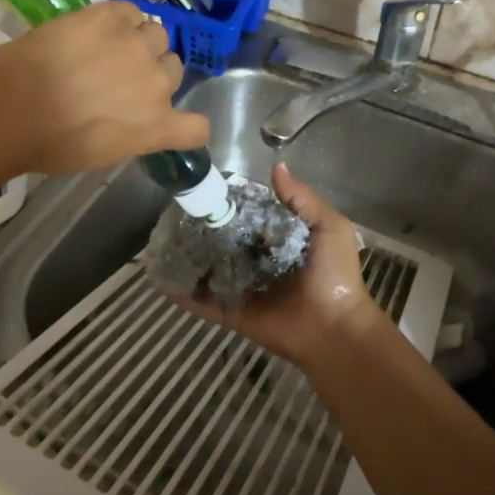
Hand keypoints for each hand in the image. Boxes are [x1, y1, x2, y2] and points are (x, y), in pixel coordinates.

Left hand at [0, 0, 209, 174]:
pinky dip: (120, 20)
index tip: (170, 120)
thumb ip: (130, 133)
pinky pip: (131, 12)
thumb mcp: (101, 153)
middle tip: (121, 78)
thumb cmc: (51, 143)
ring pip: (157, 35)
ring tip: (111, 47)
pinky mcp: (111, 15)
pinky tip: (98, 27)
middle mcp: (158, 84)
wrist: (16, 105)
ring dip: (141, 42)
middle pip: (174, 70)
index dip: (186, 124)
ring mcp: (137, 45)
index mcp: (157, 127)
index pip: (196, 127)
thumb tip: (125, 119)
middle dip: (153, 74)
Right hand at [179, 164, 386, 368]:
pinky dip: (182, 293)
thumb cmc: (334, 275)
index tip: (207, 189)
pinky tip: (160, 277)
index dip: (230, 205)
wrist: (334, 328)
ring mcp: (243, 290)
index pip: (249, 219)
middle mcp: (258, 264)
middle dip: (204, 230)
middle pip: (225, 243)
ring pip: (209, 270)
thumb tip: (276, 166)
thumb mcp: (328, 227)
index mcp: (280, 242)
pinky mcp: (233, 313)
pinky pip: (204, 303)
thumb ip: (302, 199)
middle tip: (177, 212)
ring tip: (160, 240)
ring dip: (189, 258)